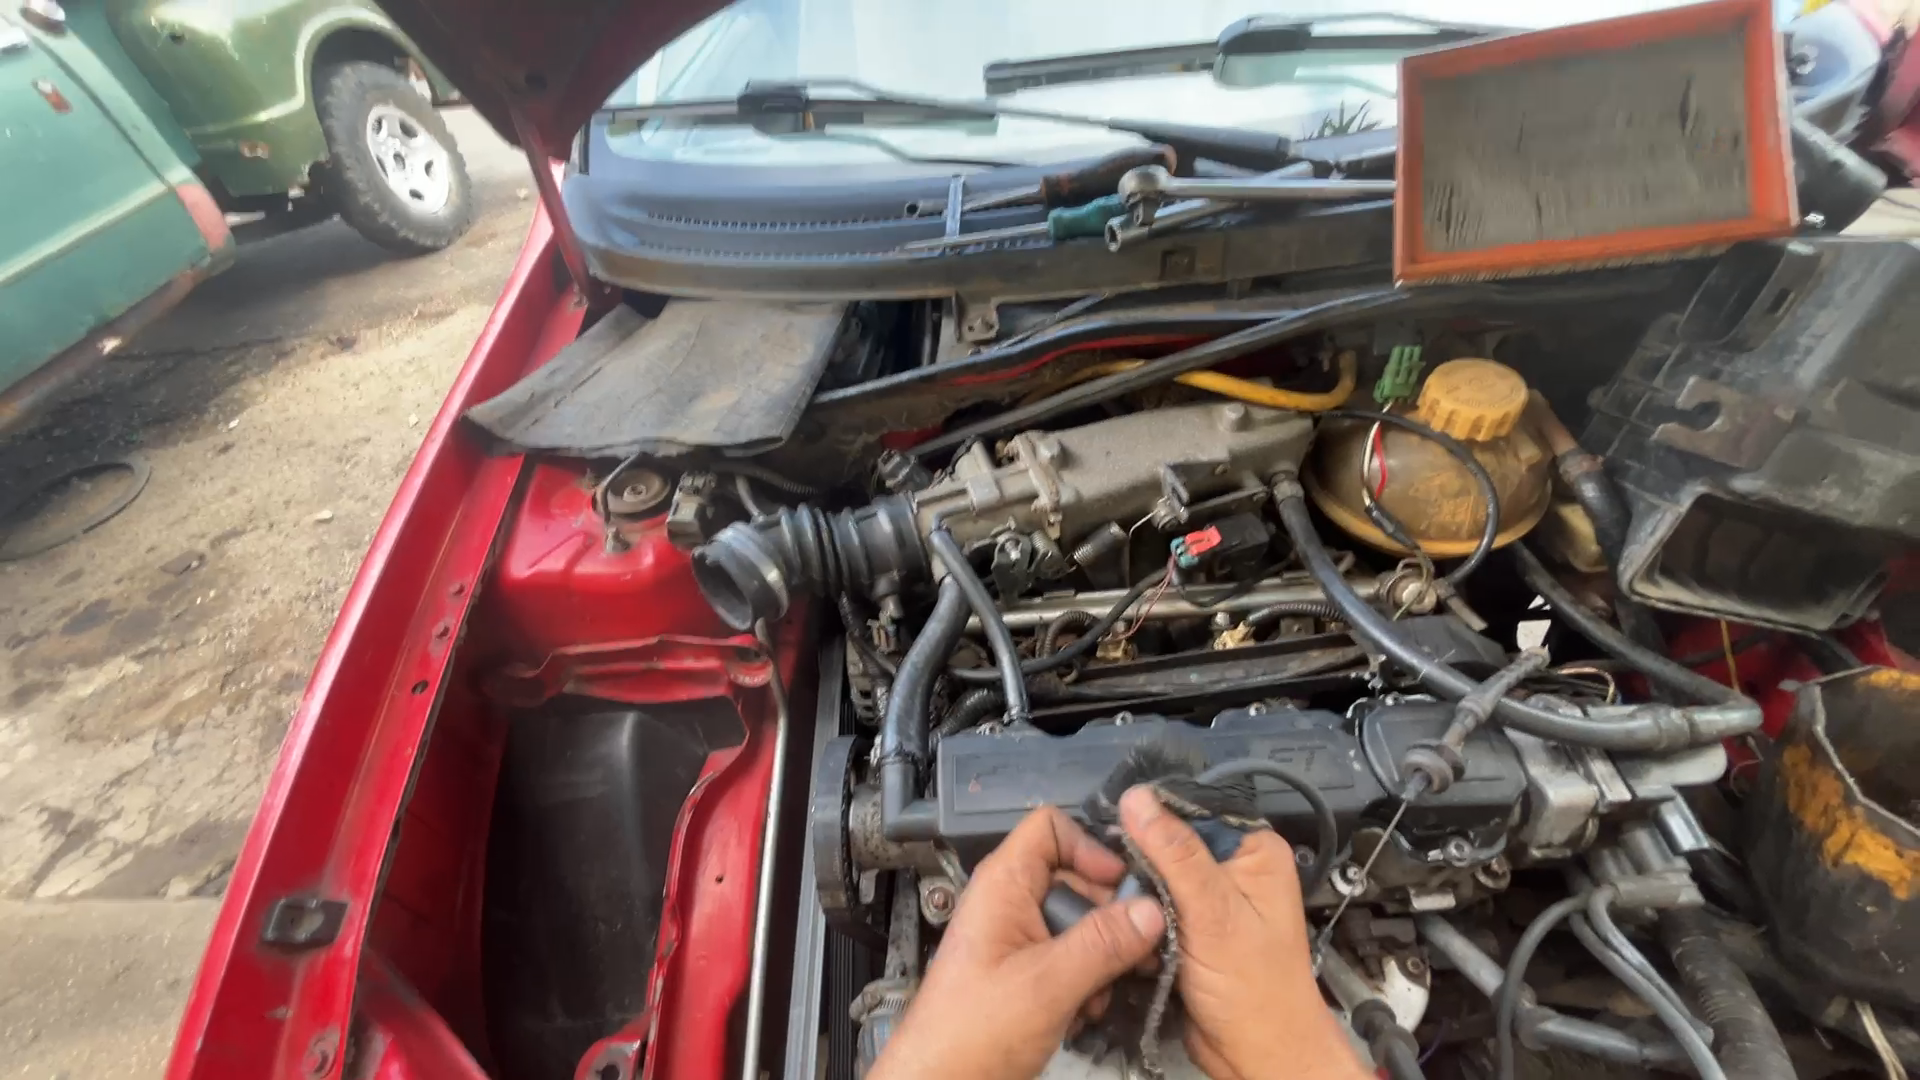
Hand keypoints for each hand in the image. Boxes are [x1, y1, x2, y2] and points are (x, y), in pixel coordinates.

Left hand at [869, 806, 1166, 1079]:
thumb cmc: (970, 1029)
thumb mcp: (1047, 983)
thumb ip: (1102, 944)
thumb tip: (1150, 909)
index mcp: (1005, 881)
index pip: (1050, 826)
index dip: (1089, 847)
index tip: (1121, 884)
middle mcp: (1011, 898)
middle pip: (1075, 877)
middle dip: (1106, 917)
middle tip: (1134, 951)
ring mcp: (1018, 934)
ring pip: (1078, 922)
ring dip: (1100, 957)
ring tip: (1100, 993)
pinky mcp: (1026, 968)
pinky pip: (1070, 955)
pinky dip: (1086, 980)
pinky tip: (1083, 1011)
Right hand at [1120, 786, 1369, 1079]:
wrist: (1259, 1061)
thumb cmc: (1255, 991)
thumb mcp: (1214, 913)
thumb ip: (1175, 854)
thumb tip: (1137, 798)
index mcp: (1253, 848)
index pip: (1192, 807)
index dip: (1153, 814)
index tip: (1116, 825)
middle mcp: (1233, 864)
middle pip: (1169, 836)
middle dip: (1140, 854)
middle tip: (1113, 870)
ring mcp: (1209, 893)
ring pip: (1155, 867)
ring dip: (1134, 883)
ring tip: (1114, 894)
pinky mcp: (1188, 920)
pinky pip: (1152, 897)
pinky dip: (1136, 906)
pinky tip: (1122, 914)